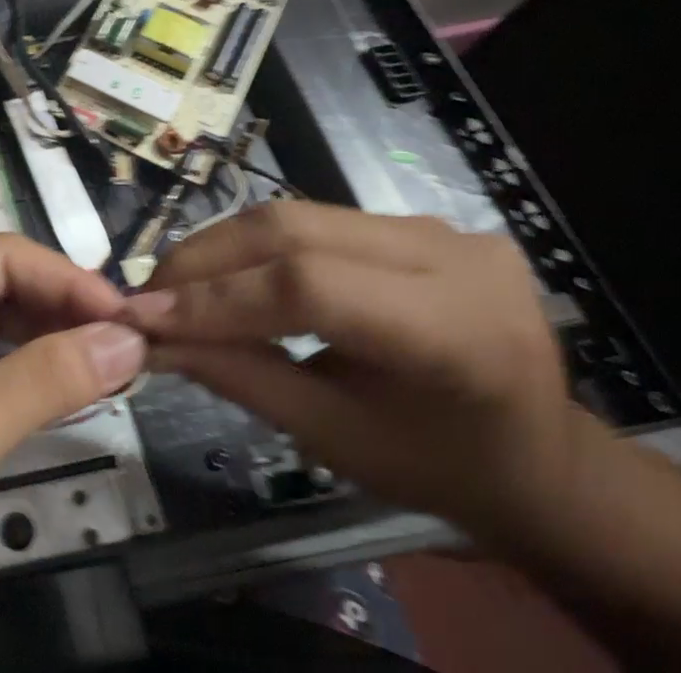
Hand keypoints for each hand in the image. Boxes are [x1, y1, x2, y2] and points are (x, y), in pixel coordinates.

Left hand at [0, 235, 148, 611]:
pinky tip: (69, 396)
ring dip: (52, 343)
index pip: (4, 258)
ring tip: (111, 370)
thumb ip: (48, 378)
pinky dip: (30, 377)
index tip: (128, 321)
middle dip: (65, 310)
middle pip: (3, 288)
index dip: (69, 279)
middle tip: (129, 350)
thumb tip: (129, 339)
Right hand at [124, 201, 583, 534]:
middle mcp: (455, 258)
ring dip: (223, 247)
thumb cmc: (436, 467)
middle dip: (206, 260)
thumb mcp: (332, 437)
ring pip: (297, 214)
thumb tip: (152, 338)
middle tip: (148, 297)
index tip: (143, 319)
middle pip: (295, 230)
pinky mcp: (422, 221)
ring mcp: (442, 228)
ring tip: (175, 286)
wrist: (537, 456)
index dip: (216, 299)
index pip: (310, 287)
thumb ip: (240, 376)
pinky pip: (317, 221)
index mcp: (454, 332)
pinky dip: (258, 247)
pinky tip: (227, 275)